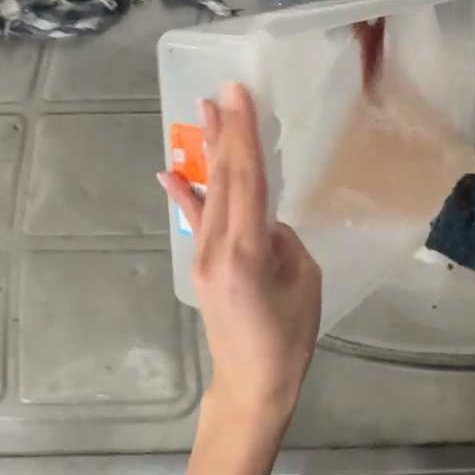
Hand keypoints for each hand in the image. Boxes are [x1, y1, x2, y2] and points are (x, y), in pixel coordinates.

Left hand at [159, 82, 321, 426]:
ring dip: (210, 152)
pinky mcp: (200, 265)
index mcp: (245, 252)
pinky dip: (186, 194)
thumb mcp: (304, 281)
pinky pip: (196, 221)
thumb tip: (263, 221)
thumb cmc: (289, 338)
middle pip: (223, 179)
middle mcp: (215, 248)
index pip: (246, 181)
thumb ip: (281, 240)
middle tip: (224, 91)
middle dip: (226, 132)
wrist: (252, 383)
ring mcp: (202, 256)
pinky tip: (170, 172)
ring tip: (205, 112)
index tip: (240, 97)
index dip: (244, 136)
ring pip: (209, 193)